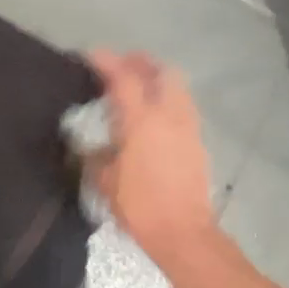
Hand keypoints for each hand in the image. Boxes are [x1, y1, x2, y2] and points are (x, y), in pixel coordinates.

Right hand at [86, 50, 215, 257]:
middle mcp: (169, 116)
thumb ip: (96, 157)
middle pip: (161, 72)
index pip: (124, 78)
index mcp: (142, 121)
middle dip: (141, 63)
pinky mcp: (197, 143)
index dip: (107, 62)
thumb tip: (92, 148)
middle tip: (121, 66)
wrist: (183, 232)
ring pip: (177, 88)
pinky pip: (183, 108)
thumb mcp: (106, 182)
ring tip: (139, 88)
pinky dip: (167, 100)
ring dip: (158, 80)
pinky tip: (154, 117)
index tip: (91, 55)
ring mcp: (188, 128)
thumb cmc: (139, 206)